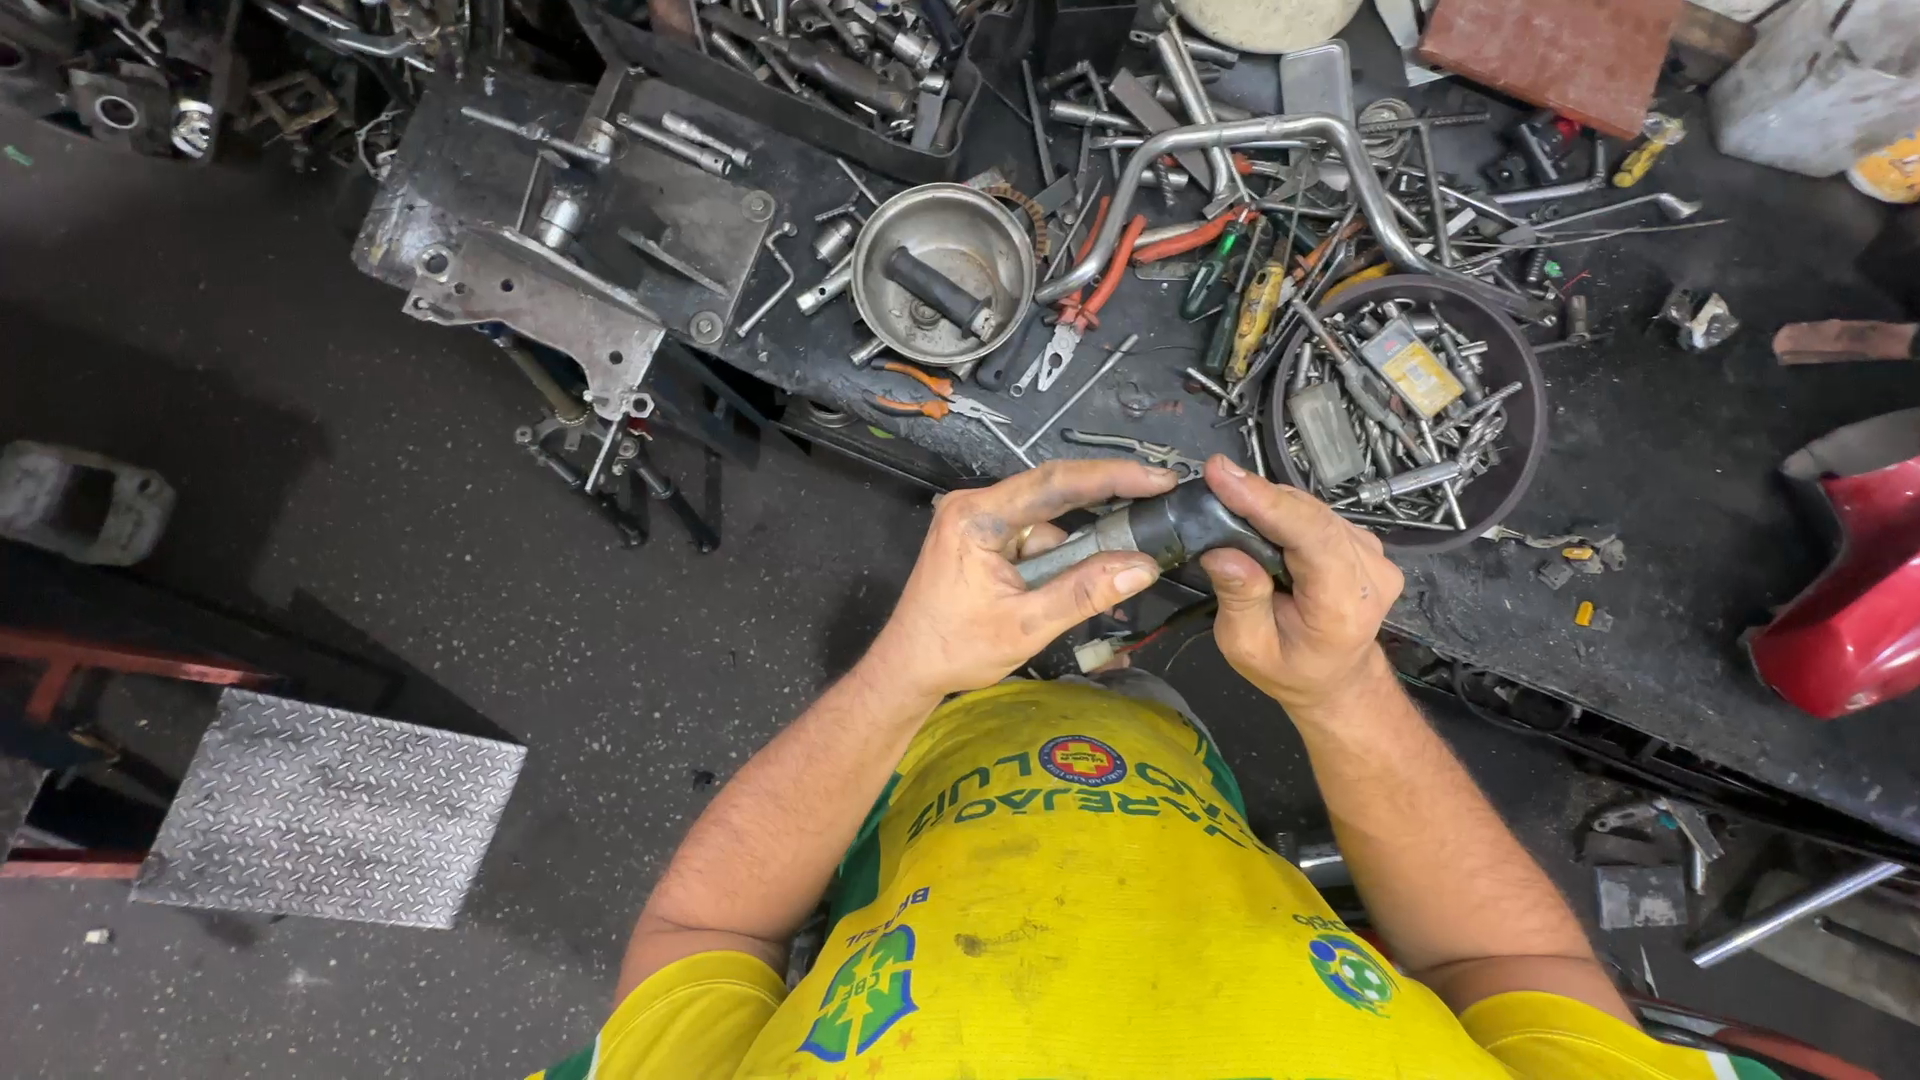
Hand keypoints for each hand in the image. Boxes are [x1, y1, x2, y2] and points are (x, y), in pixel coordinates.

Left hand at [864, 459, 1179, 701]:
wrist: (908, 667)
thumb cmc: (955, 649)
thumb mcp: (1025, 626)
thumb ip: (1083, 593)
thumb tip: (1141, 568)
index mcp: (977, 518)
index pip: (1054, 484)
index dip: (1112, 477)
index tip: (1157, 478)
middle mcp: (974, 505)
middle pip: (1052, 494)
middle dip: (1104, 503)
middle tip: (1157, 502)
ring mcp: (975, 519)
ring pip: (1045, 522)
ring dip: (1072, 550)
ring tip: (1075, 587)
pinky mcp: (980, 537)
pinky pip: (1031, 537)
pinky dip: (1052, 559)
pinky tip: (1048, 590)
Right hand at [1197, 455, 1402, 712]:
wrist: (1336, 680)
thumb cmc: (1290, 670)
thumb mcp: (1248, 648)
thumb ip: (1239, 600)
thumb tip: (1222, 552)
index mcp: (1343, 604)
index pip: (1311, 537)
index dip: (1266, 502)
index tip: (1223, 476)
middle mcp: (1369, 573)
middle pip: (1312, 516)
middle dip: (1260, 495)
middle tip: (1213, 479)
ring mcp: (1372, 555)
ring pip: (1314, 510)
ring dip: (1269, 501)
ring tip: (1227, 496)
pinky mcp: (1363, 545)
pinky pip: (1317, 515)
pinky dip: (1282, 509)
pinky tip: (1255, 512)